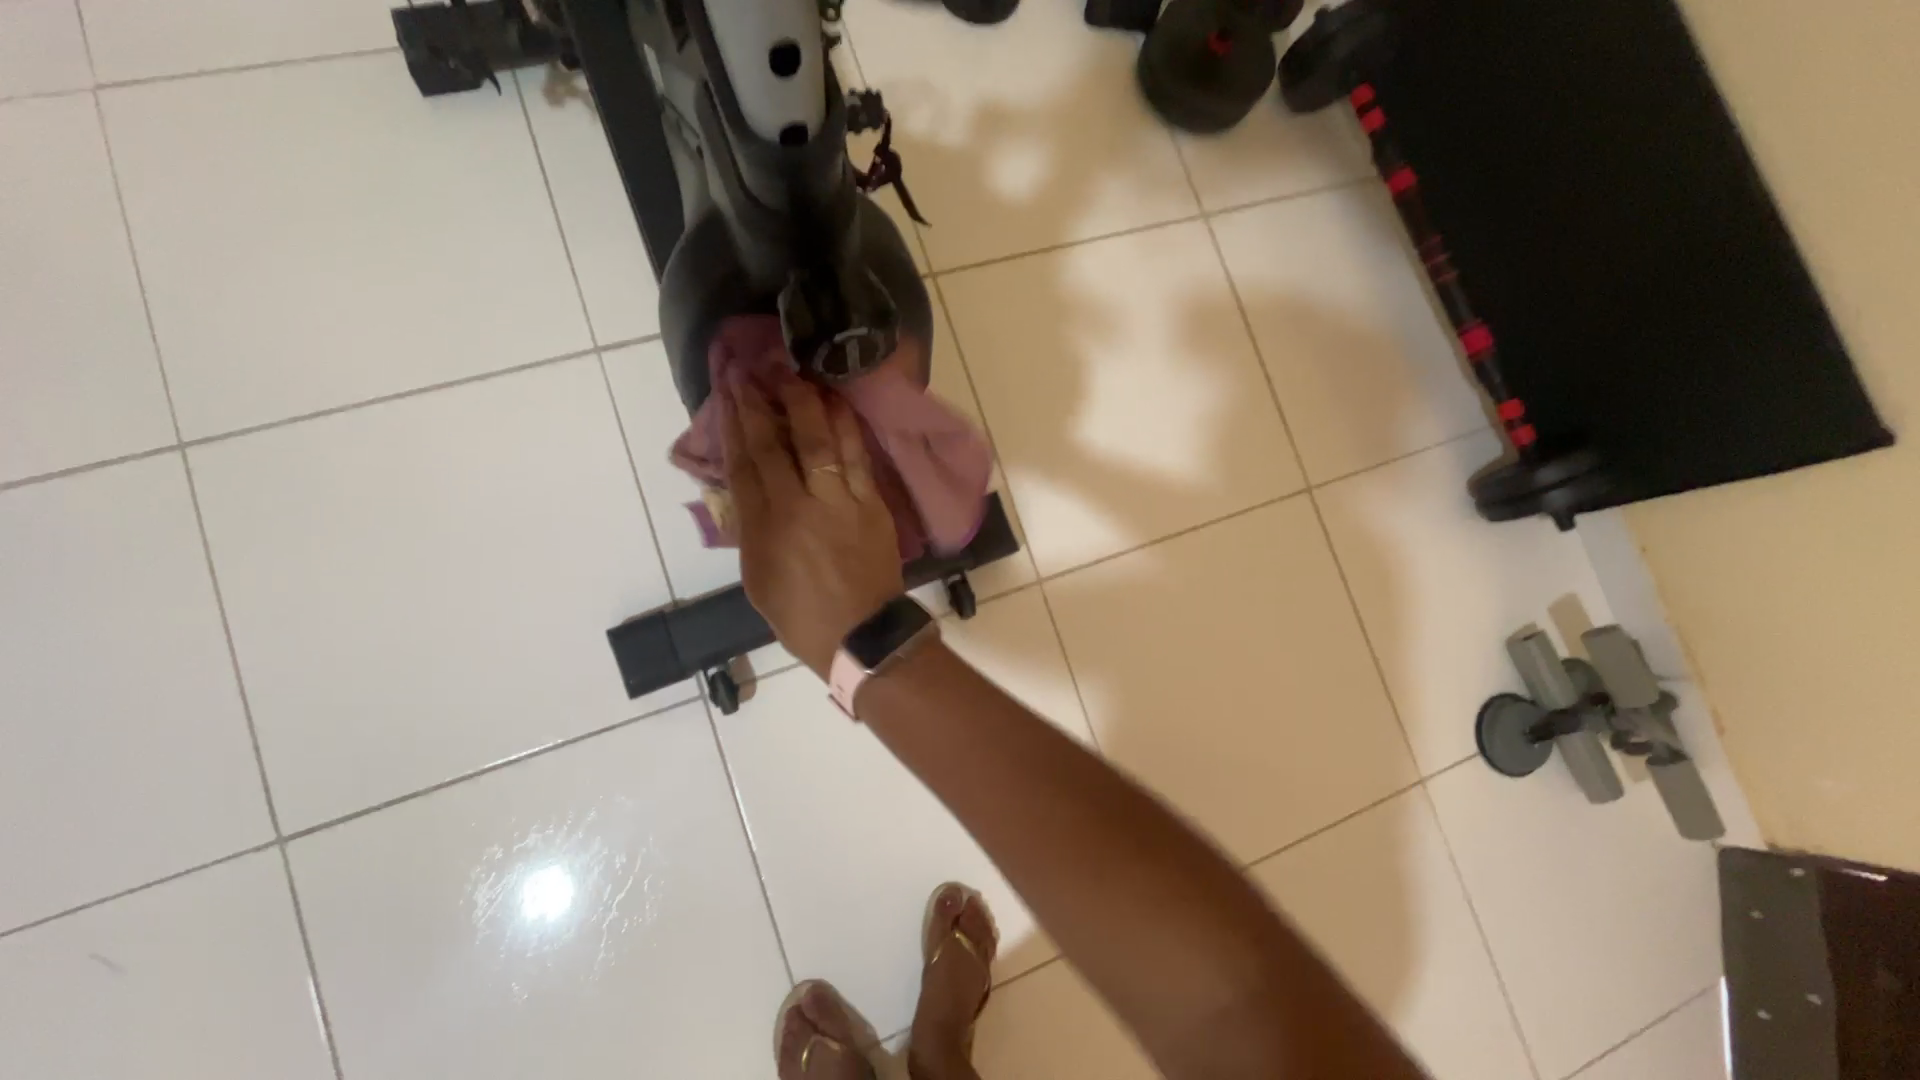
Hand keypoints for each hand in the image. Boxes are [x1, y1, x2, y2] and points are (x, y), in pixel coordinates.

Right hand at [723, 370, 903, 678]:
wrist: (861, 635)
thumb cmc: (802, 616)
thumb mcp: (757, 579)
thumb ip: (750, 529)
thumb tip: (746, 488)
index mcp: (764, 528)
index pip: (743, 462)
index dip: (734, 422)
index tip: (727, 390)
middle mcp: (798, 506)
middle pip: (774, 442)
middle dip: (759, 401)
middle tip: (749, 368)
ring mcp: (839, 501)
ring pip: (818, 439)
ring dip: (802, 400)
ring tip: (790, 371)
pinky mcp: (871, 502)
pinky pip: (856, 454)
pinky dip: (844, 424)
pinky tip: (834, 400)